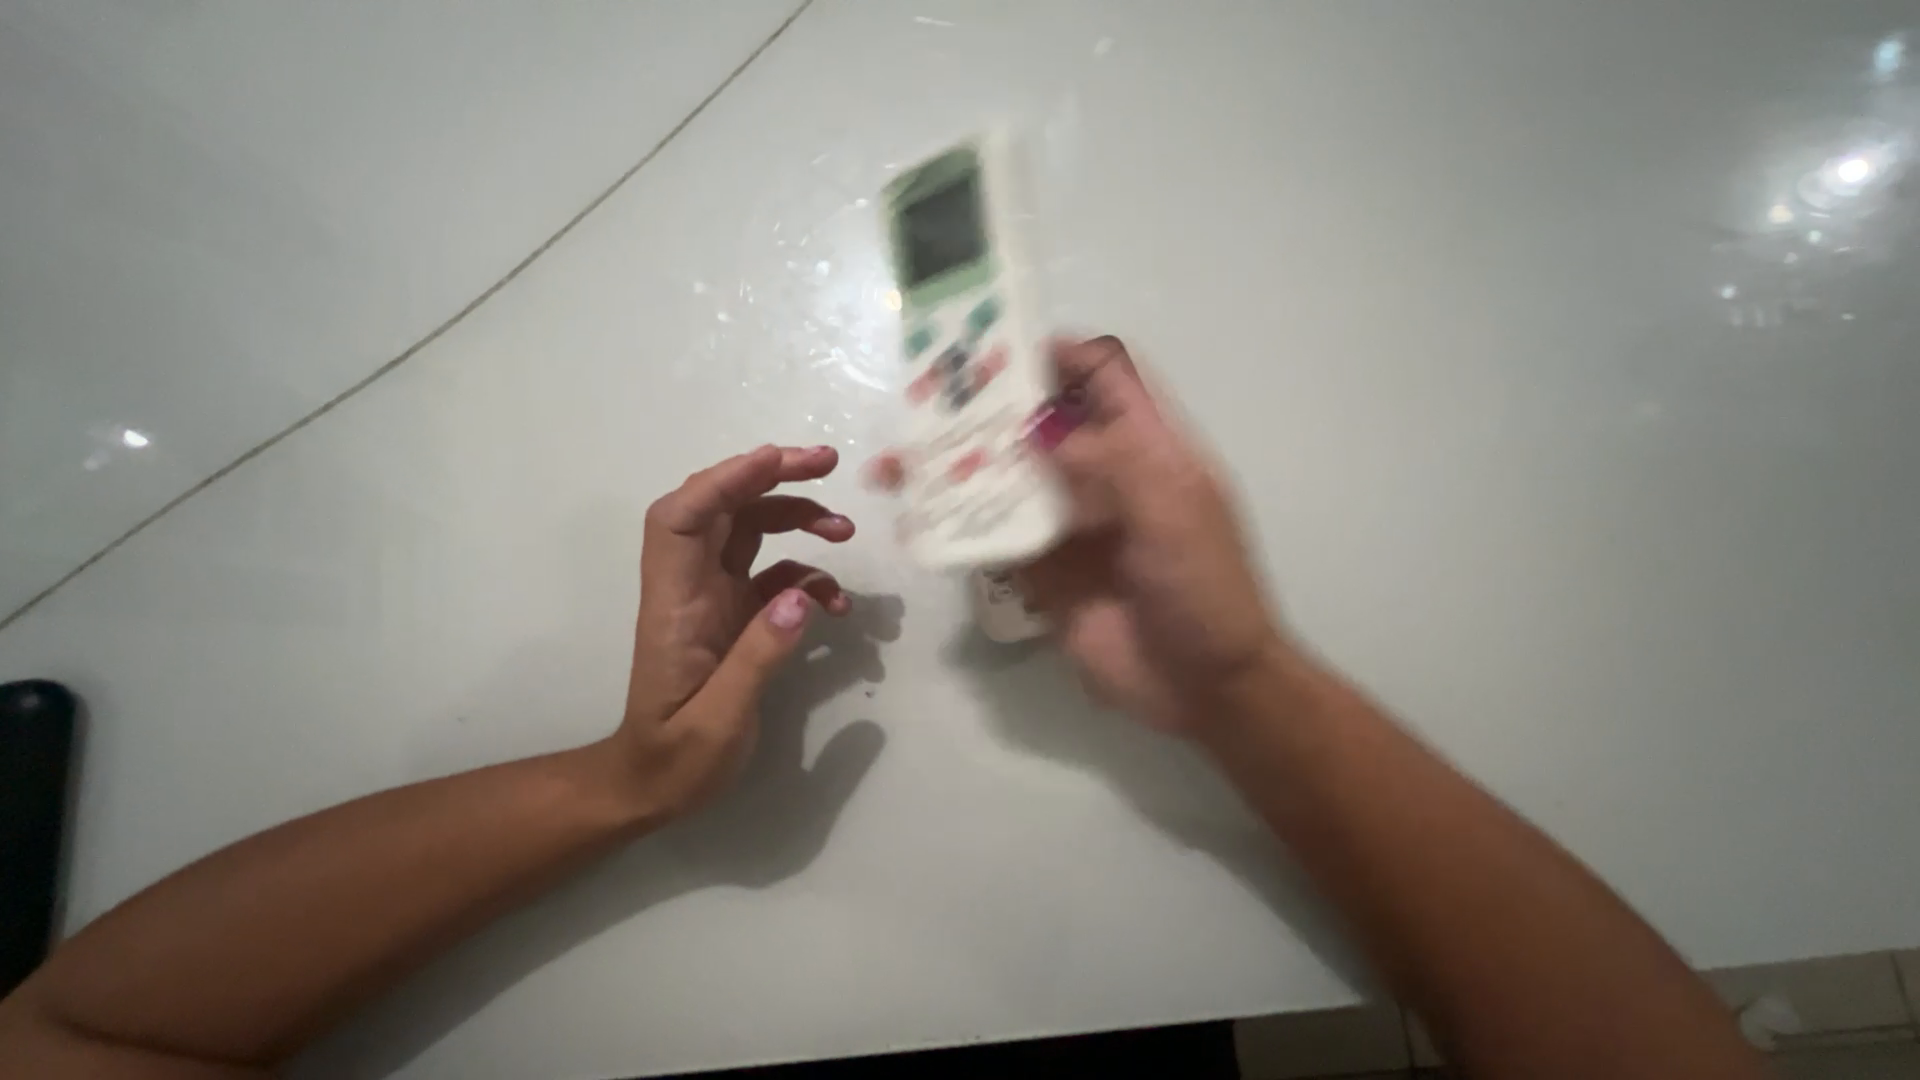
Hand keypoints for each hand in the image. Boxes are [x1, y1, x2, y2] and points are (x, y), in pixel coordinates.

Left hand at [610, 444, 854, 818]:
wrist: (654, 784)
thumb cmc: (675, 757)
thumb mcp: (718, 720)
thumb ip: (758, 656)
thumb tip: (801, 596)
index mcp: (675, 603)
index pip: (682, 518)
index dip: (724, 480)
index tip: (776, 460)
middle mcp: (691, 586)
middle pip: (722, 508)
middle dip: (771, 476)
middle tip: (827, 462)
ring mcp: (715, 596)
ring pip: (751, 530)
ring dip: (797, 517)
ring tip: (846, 530)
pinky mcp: (738, 613)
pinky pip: (775, 573)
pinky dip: (808, 574)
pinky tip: (838, 603)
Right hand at [871, 337, 1283, 734]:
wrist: (1200, 684)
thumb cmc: (1203, 586)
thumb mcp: (1172, 508)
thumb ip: (1111, 458)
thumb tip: (1035, 426)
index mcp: (1147, 445)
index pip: (1104, 375)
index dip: (1058, 354)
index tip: (1000, 351)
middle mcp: (1100, 472)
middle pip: (1040, 420)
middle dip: (989, 406)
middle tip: (927, 398)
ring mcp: (1066, 521)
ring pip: (1005, 475)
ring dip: (956, 464)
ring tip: (899, 458)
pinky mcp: (1039, 567)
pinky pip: (991, 535)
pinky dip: (954, 523)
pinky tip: (913, 517)